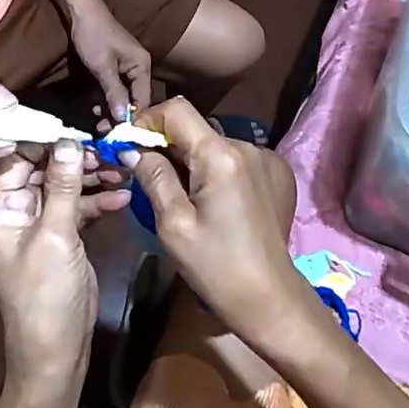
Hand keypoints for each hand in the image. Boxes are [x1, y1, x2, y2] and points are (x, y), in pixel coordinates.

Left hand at [0, 141, 100, 375]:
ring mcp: (39, 225)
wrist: (57, 350)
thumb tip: (68, 141)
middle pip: (44, 170)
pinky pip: (78, 208)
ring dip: (91, 179)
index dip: (45, 142)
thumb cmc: (46, 294)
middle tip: (108, 151)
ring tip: (121, 171)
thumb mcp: (56, 236)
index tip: (79, 128)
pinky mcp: (61, 237)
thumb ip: (63, 186)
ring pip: (64, 187)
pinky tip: (122, 198)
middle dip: (76, 159)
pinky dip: (97, 202)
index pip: (16, 160)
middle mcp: (14, 212)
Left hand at [68, 1, 151, 121]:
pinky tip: (95, 107)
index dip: (133, 118)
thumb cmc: (93, 36)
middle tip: (104, 130)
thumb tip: (123, 119)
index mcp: (142, 66)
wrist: (80, 10)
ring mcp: (126, 67)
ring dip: (111, 108)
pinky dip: (105, 98)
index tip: (119, 135)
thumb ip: (114, 93)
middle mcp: (138, 68)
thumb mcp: (103, 67)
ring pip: (123, 95)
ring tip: (97, 121)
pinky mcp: (113, 67)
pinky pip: (114, 88)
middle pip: (134, 99)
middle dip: (120, 116)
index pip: (143, 100)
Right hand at [129, 98, 318, 342]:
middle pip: (198, 128)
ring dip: (194, 159)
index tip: (131, 144)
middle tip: (147, 173)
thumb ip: (154, 177)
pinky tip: (214, 201)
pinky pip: (237, 159)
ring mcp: (267, 158)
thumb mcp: (174, 224)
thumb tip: (134, 148)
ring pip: (217, 144)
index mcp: (220, 156)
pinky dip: (219, 170)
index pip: (177, 110)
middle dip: (168, 144)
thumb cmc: (215, 266)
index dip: (148, 121)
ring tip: (182, 194)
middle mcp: (248, 146)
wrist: (269, 297)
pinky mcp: (278, 173)